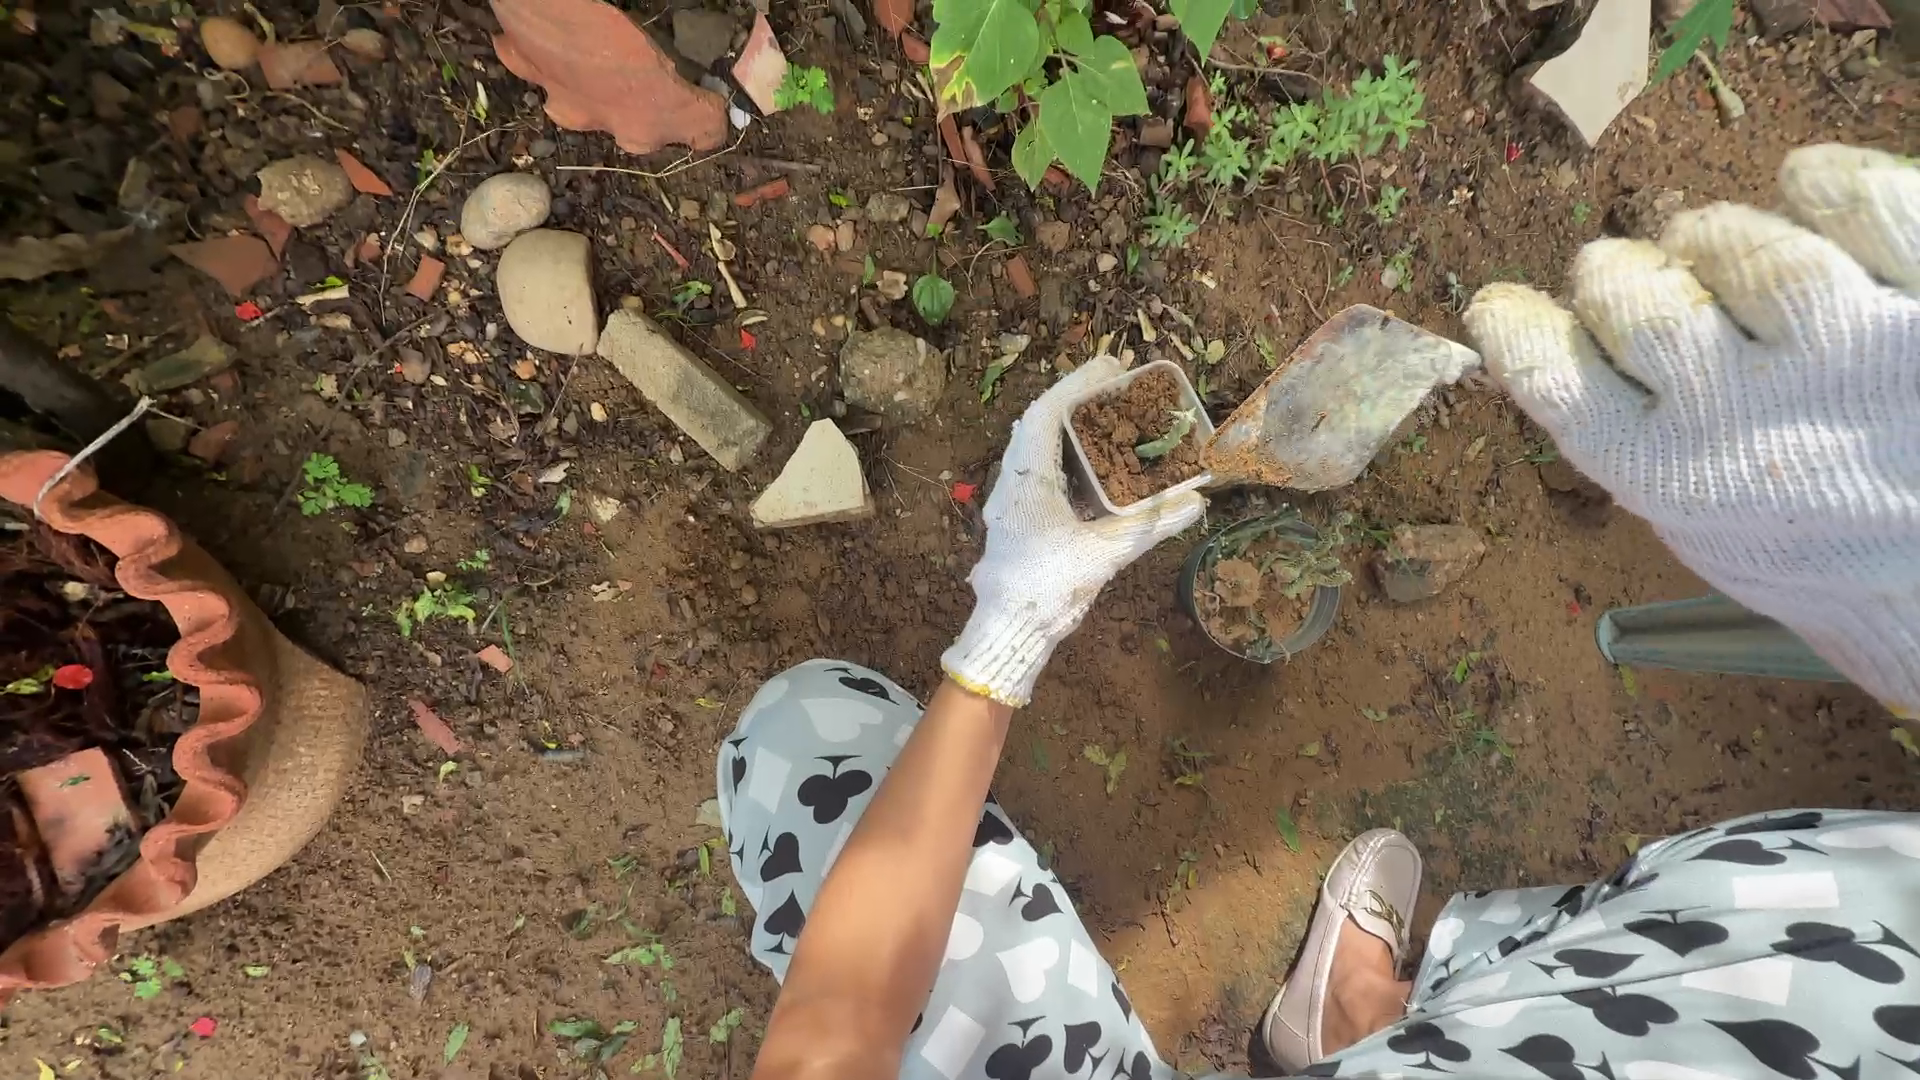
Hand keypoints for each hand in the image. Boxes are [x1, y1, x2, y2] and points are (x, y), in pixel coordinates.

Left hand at [943, 356, 1204, 705]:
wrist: (1010, 631)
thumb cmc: (1048, 588)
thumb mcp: (1104, 553)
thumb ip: (1152, 525)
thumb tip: (1198, 502)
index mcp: (1025, 480)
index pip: (1045, 414)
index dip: (1077, 385)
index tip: (1110, 367)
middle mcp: (1013, 481)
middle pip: (1041, 423)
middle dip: (1077, 398)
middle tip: (1117, 382)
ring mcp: (1012, 498)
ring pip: (1038, 445)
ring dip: (1071, 425)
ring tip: (1110, 412)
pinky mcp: (1019, 515)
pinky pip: (1042, 470)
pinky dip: (1069, 455)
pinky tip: (1096, 460)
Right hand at [1465, 144, 1918, 713]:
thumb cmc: (1790, 534)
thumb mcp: (1676, 505)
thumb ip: (1619, 433)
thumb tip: (1554, 344)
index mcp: (1656, 469)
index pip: (1551, 377)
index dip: (1512, 328)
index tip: (1496, 303)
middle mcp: (1737, 414)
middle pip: (1635, 306)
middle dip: (1609, 275)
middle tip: (1607, 268)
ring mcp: (1851, 357)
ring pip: (1748, 257)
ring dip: (1704, 234)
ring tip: (1694, 234)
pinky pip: (1882, 213)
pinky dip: (1833, 184)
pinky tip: (1803, 177)